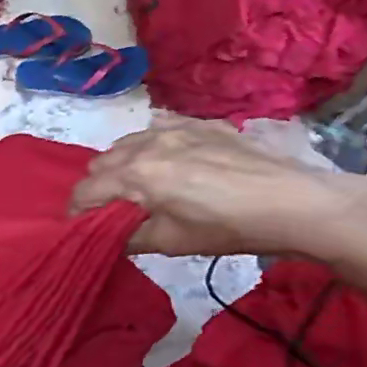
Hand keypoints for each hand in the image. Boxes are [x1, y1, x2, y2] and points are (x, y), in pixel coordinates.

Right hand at [70, 120, 366, 257]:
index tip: (81, 227)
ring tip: (141, 186)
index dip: (76, 212)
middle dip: (98, 187)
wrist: (289, 201)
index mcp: (136, 175)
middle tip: (113, 210)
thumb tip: (107, 235)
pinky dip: (150, 146)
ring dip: (122, 164)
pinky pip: (157, 128)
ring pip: (126, 142)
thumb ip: (129, 237)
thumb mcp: (172, 243)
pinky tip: (170, 162)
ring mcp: (174, 127)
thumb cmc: (226, 228)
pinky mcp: (199, 123)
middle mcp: (147, 143)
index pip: (86, 191)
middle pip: (100, 163)